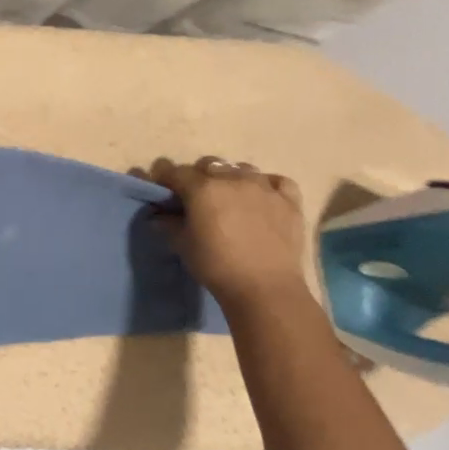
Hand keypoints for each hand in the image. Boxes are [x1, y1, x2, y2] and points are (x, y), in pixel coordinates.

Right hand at [149, 156, 308, 307]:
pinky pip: (276, 181)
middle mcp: (234, 179)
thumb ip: (168, 224)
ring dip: (230, 177)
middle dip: (197, 176)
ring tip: (227, 196)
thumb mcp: (181, 244)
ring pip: (242, 168)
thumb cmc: (215, 264)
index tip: (160, 190)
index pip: (176, 172)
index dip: (164, 178)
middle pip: (210, 164)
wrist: (264, 285)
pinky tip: (261, 196)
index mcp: (203, 189)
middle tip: (193, 197)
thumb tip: (158, 215)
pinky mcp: (290, 200)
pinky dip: (265, 184)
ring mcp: (265, 188)